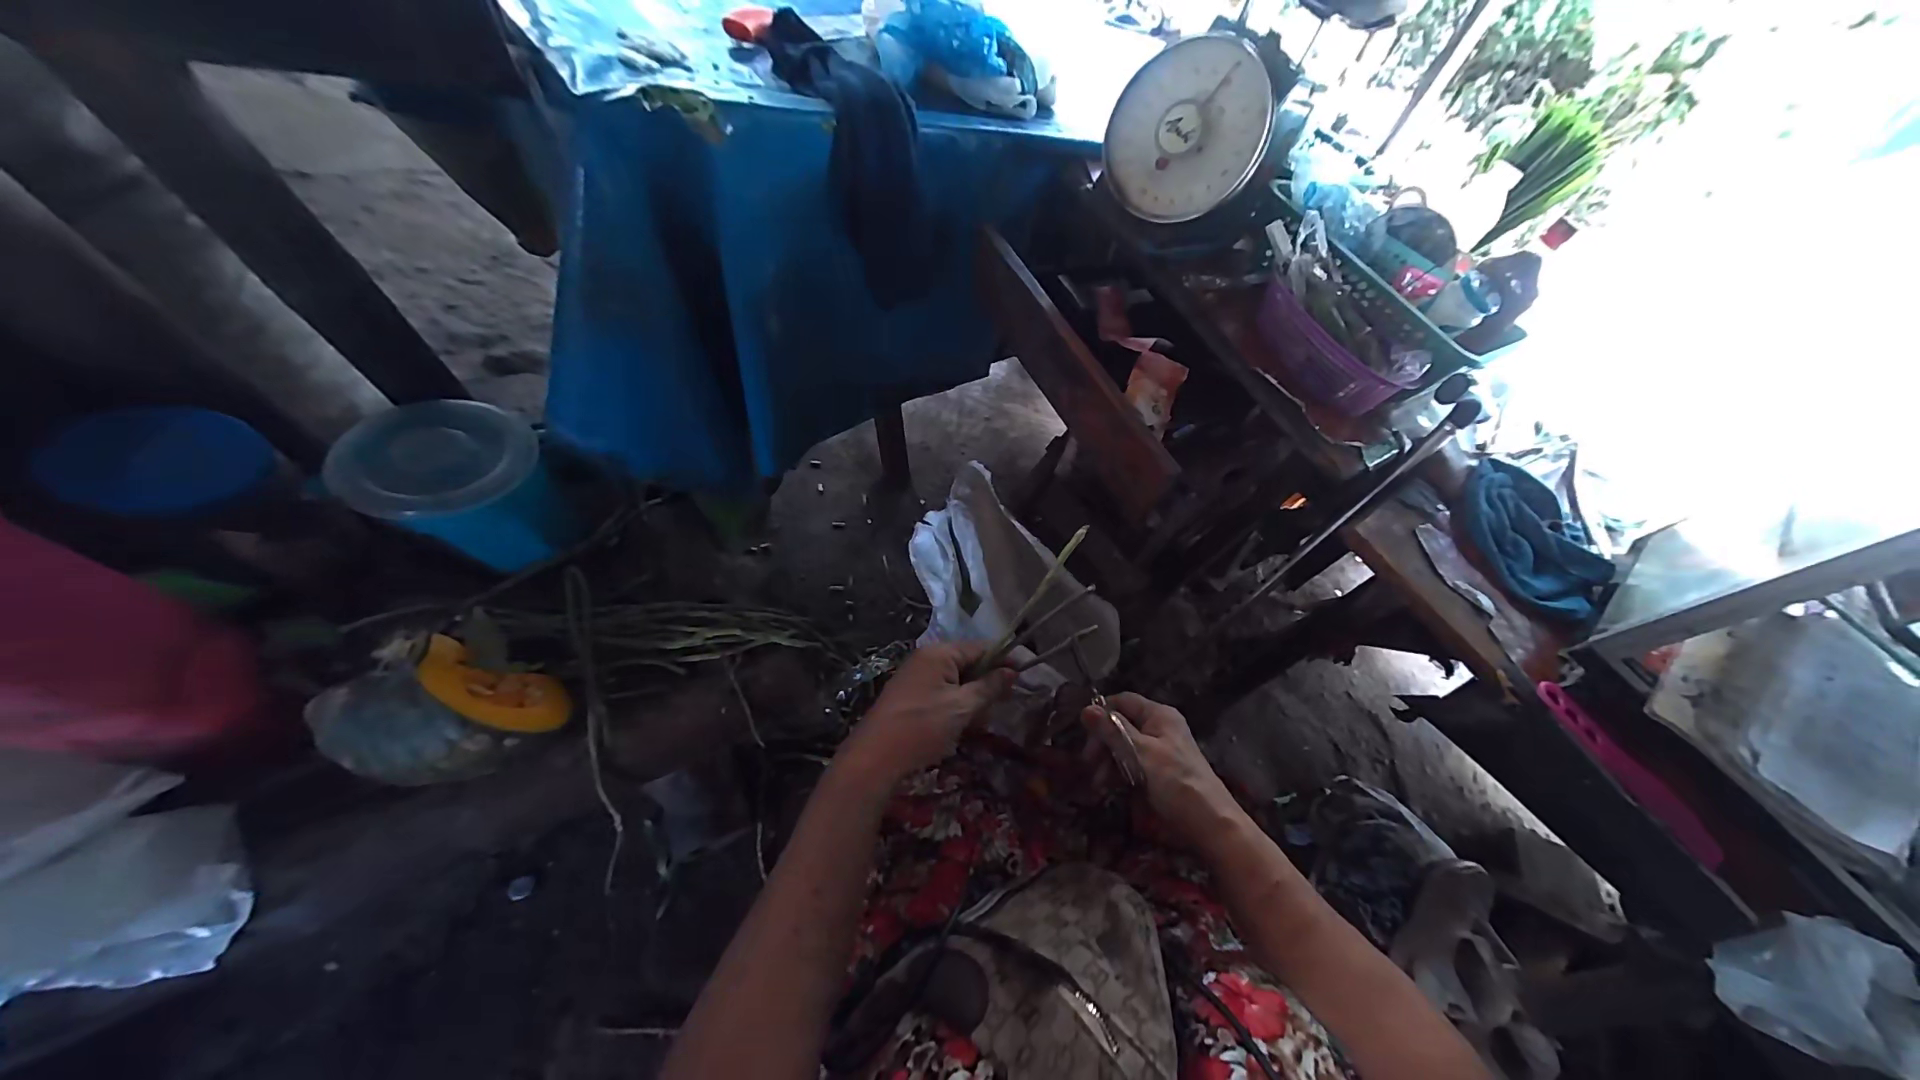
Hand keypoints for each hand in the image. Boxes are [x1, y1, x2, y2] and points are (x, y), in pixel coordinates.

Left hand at [837, 643, 1015, 789]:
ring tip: (981, 722)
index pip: (982, 647)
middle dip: (989, 682)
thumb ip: (989, 687)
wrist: (875, 758)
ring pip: (958, 681)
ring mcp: (917, 677)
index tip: (1030, 673)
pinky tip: (962, 727)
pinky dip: (958, 706)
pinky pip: (944, 693)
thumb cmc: (922, 727)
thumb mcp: (962, 707)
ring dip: (974, 698)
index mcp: (939, 653)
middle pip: (969, 663)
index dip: (1007, 659)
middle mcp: (927, 659)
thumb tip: (1012, 672)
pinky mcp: (911, 697)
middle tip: (1006, 704)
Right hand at [1082, 693, 1245, 849]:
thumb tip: (1085, 709)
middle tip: (1088, 763)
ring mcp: (1160, 750)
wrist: (1211, 825)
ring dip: (1107, 762)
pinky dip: (1118, 773)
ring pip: (1123, 747)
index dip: (1101, 714)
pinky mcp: (1159, 772)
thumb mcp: (1141, 754)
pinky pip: (1132, 764)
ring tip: (1098, 783)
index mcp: (1159, 715)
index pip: (1122, 701)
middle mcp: (1159, 728)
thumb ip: (1112, 731)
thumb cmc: (1177, 783)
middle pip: (1120, 725)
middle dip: (1102, 743)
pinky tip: (1108, 787)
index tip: (1085, 736)